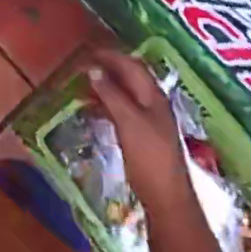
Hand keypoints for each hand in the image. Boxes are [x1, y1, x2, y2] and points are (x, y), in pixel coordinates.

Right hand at [85, 48, 186, 198]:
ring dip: (106, 86)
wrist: (167, 198)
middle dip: (108, 68)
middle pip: (130, 77)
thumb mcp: (128, 121)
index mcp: (153, 96)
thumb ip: (111, 94)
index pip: (132, 65)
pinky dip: (107, 104)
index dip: (111, 56)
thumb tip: (93, 70)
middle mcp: (153, 103)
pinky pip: (122, 110)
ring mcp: (149, 120)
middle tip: (83, 66)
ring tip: (83, 85)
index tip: (87, 53)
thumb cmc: (149, 157)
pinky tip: (93, 109)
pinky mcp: (143, 136)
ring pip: (125, 94)